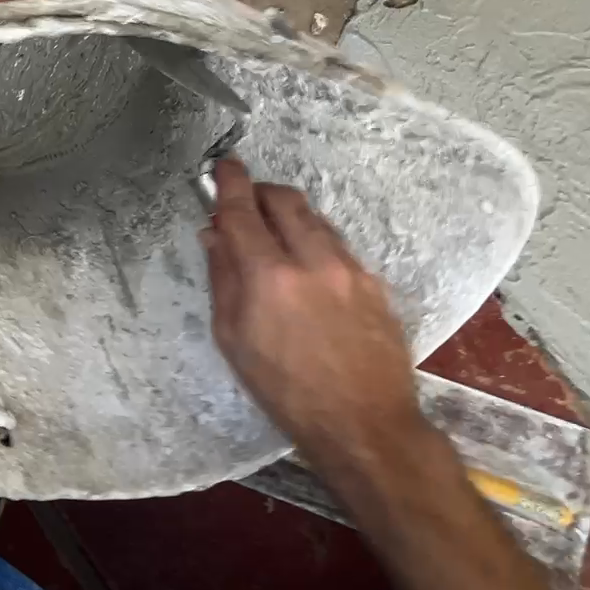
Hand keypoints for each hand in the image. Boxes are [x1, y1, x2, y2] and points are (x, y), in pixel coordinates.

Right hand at [202, 158, 425, 462]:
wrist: (364, 425)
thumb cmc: (283, 387)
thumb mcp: (232, 336)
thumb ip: (222, 277)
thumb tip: (214, 235)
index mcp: (270, 277)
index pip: (242, 211)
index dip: (228, 182)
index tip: (221, 164)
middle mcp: (313, 262)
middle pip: (285, 199)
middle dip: (260, 191)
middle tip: (244, 203)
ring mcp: (351, 271)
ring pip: (315, 217)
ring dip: (288, 214)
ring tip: (274, 236)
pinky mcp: (375, 284)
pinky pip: (338, 244)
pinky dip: (314, 240)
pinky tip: (306, 267)